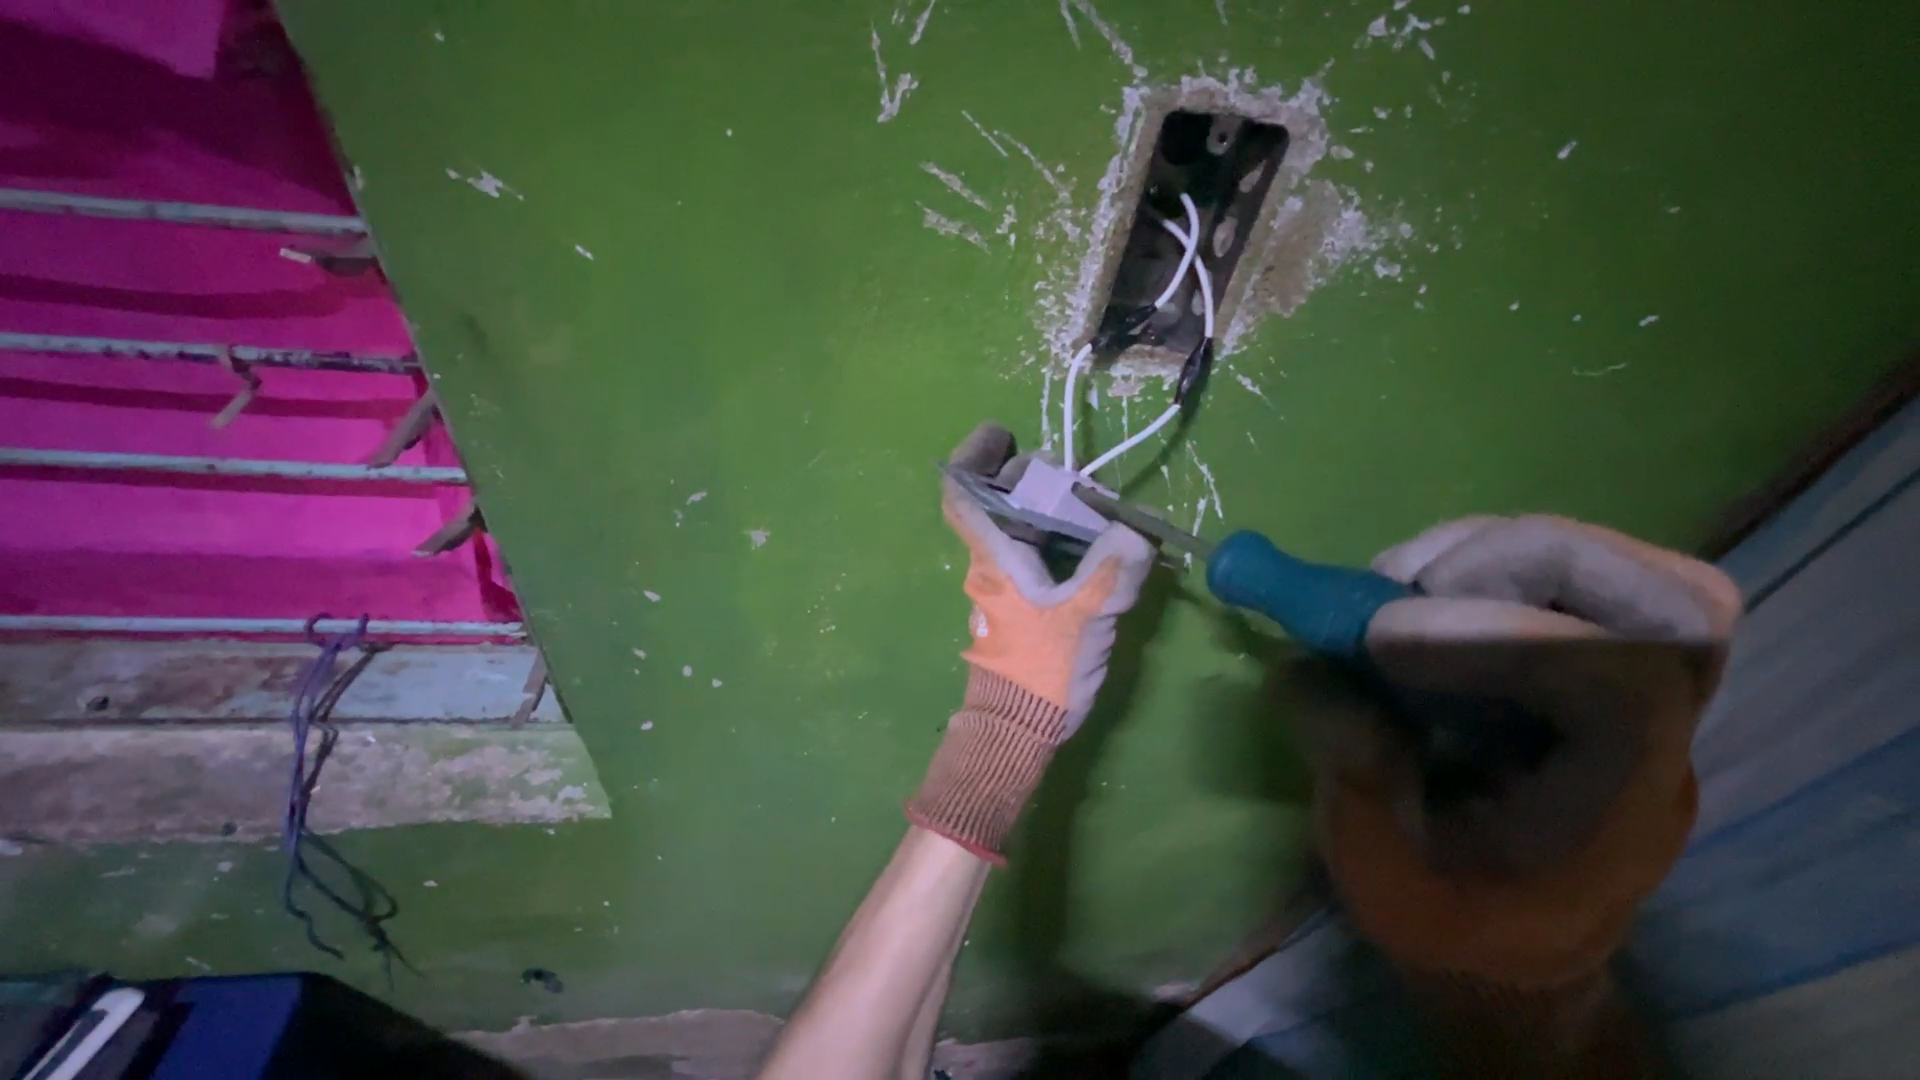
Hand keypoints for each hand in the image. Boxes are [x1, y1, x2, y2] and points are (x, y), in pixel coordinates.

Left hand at [905, 423, 1153, 862]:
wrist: (1017, 730)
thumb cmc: (1041, 669)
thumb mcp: (1084, 616)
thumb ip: (1111, 571)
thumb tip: (1136, 535)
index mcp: (992, 556)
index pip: (961, 493)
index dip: (975, 456)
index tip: (1003, 435)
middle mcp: (989, 563)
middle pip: (998, 502)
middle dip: (1032, 479)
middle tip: (1075, 478)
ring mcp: (1003, 586)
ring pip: (1019, 529)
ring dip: (1051, 511)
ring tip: (1096, 508)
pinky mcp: (1020, 607)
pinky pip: (1035, 557)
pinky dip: (1061, 541)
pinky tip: (1098, 547)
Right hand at [1316, 514, 1740, 984]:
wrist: (1503, 942)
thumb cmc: (1446, 924)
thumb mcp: (1378, 873)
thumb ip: (1352, 771)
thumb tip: (1302, 667)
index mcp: (1614, 807)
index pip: (1622, 687)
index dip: (1501, 636)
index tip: (1379, 633)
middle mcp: (1653, 738)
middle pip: (1670, 603)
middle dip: (1525, 562)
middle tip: (1405, 584)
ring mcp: (1633, 694)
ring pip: (1627, 574)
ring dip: (1499, 552)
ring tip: (1396, 586)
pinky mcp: (1589, 666)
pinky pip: (1574, 579)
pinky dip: (1488, 560)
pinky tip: (1414, 594)